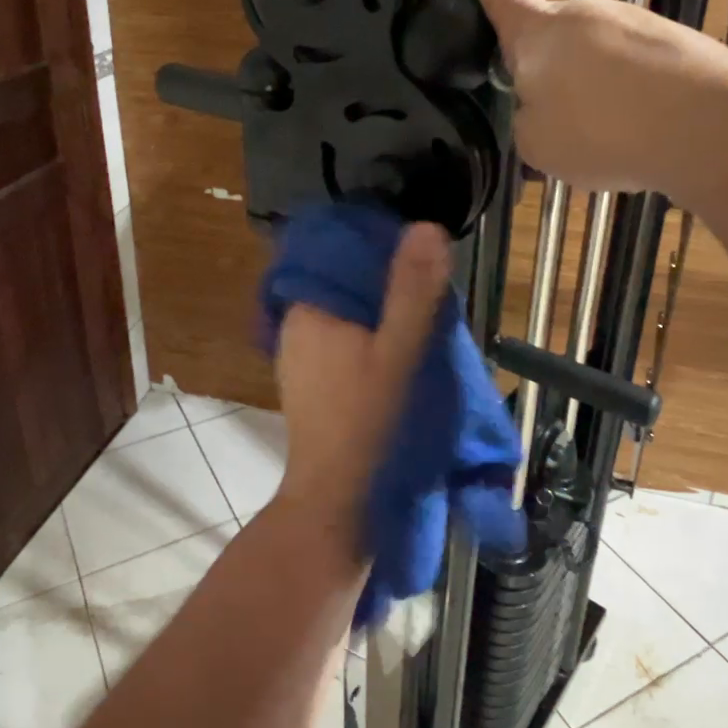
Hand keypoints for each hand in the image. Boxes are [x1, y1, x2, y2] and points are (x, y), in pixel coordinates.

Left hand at [273, 223, 451, 537]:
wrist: (335, 501)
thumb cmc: (366, 423)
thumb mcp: (398, 352)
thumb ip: (412, 291)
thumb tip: (425, 226)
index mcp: (308, 309)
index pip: (341, 253)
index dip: (381, 248)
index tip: (420, 254)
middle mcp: (295, 326)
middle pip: (346, 285)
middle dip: (387, 284)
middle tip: (432, 291)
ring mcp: (300, 357)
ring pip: (347, 316)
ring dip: (382, 314)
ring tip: (424, 321)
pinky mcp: (311, 384)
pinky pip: (344, 343)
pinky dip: (371, 340)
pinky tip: (400, 355)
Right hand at [466, 0, 727, 204]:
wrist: (715, 125)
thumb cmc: (606, 131)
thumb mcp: (535, 144)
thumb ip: (523, 118)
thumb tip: (538, 108)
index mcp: (538, 32)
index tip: (469, 12)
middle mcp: (584, 12)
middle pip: (548, 33)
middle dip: (542, 71)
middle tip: (549, 124)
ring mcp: (635, 21)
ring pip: (593, 52)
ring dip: (589, 86)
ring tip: (605, 139)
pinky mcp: (676, 40)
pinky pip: (635, 66)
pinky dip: (629, 95)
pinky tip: (642, 134)